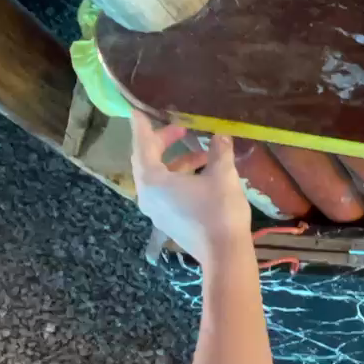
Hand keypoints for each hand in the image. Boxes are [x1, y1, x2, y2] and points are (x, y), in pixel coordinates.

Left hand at [129, 110, 251, 266]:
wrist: (225, 254)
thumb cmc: (219, 211)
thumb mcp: (223, 175)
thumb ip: (219, 151)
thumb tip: (221, 135)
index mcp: (153, 180)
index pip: (143, 145)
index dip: (143, 125)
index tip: (139, 109)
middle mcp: (148, 194)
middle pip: (148, 161)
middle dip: (164, 142)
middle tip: (182, 129)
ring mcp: (157, 210)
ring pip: (160, 178)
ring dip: (178, 162)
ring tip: (203, 153)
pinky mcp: (169, 221)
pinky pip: (167, 192)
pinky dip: (180, 178)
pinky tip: (204, 175)